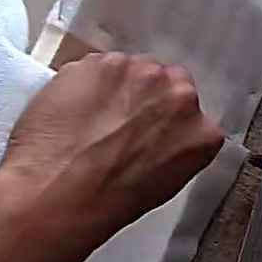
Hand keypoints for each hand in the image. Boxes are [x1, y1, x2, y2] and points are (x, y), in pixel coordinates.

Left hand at [0, 52, 224, 247]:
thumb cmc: (108, 200)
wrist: (59, 193)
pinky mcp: (101, 62)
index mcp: (202, 130)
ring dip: (118, 87)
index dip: (167, 120)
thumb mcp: (167, 183)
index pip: (192, 114)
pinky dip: (88, 83)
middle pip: (168, 80)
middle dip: (148, 96)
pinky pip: (99, 66)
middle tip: (122, 121)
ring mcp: (140, 72)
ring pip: (133, 69)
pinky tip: (73, 111)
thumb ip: (179, 146)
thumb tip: (164, 136)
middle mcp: (179, 91)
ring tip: (92, 118)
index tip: (151, 130)